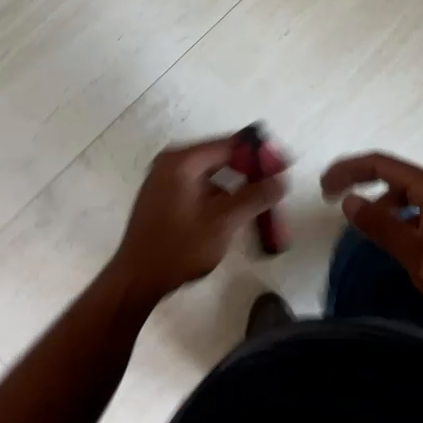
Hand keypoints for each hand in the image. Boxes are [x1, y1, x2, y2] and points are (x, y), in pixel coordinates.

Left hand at [106, 136, 288, 304]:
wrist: (137, 278)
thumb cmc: (179, 247)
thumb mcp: (223, 222)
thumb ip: (254, 197)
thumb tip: (281, 180)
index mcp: (182, 161)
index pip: (229, 144)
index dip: (259, 154)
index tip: (284, 165)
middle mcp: (171, 162)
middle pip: (220, 158)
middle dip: (250, 173)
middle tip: (276, 188)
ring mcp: (164, 179)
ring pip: (211, 176)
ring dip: (236, 189)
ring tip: (261, 208)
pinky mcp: (164, 197)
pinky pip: (199, 188)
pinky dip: (219, 198)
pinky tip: (234, 218)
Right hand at [321, 152, 422, 329]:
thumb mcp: (418, 257)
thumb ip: (381, 227)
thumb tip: (349, 201)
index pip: (379, 164)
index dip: (347, 171)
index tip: (323, 189)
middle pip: (396, 178)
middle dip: (364, 188)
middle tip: (341, 209)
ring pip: (413, 197)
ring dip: (387, 207)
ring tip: (372, 232)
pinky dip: (407, 219)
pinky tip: (408, 245)